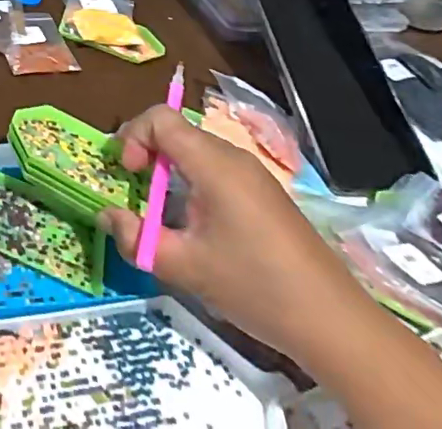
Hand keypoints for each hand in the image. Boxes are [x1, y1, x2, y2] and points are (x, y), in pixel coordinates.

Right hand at [97, 105, 375, 361]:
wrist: (336, 324)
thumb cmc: (255, 287)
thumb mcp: (184, 267)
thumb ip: (135, 238)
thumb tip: (106, 215)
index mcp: (214, 164)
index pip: (160, 117)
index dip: (133, 136)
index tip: (129, 174)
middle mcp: (233, 158)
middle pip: (176, 131)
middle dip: (145, 153)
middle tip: (133, 192)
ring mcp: (252, 175)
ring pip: (194, 150)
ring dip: (166, 169)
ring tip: (158, 211)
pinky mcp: (263, 194)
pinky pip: (214, 169)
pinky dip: (189, 182)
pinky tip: (193, 224)